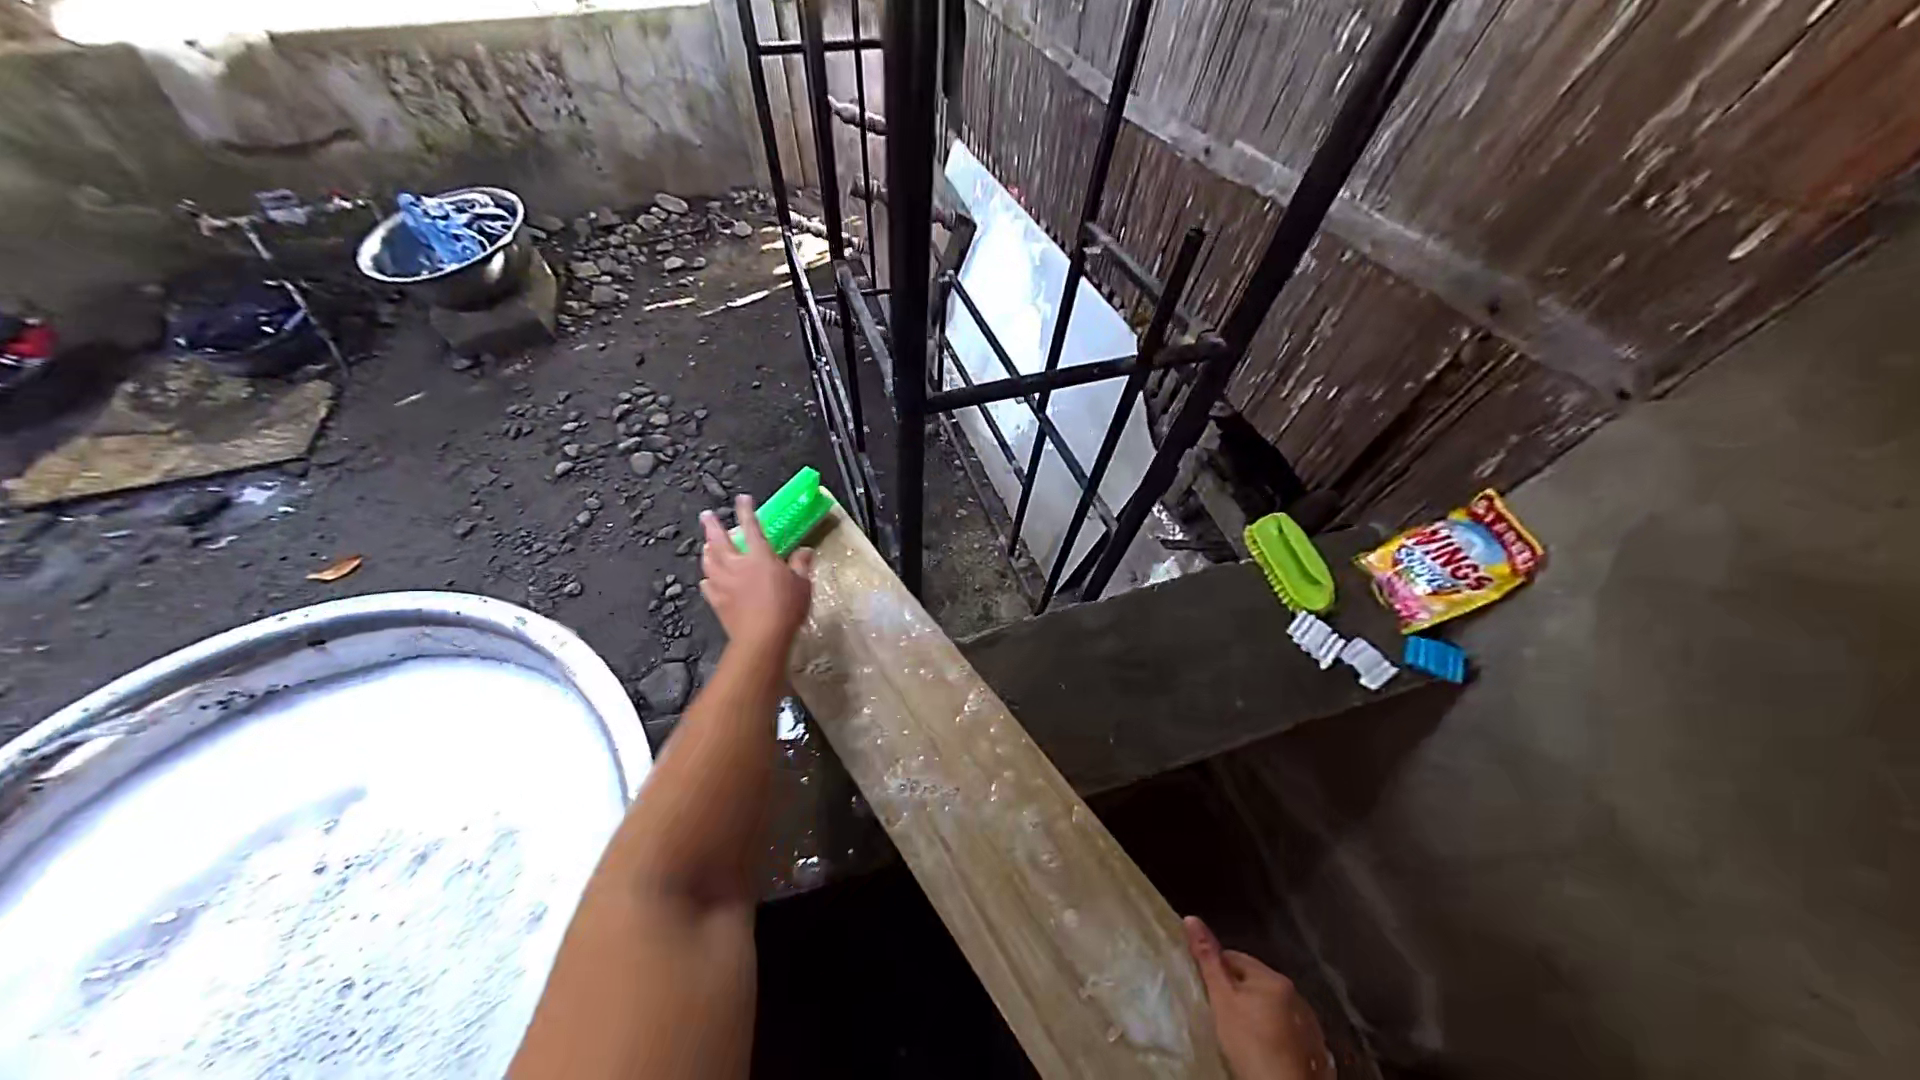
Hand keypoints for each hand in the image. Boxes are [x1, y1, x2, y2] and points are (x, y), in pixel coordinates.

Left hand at [699, 495, 813, 654]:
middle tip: (706, 515)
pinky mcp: (717, 601)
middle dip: (712, 525)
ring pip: (709, 561)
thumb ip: (801, 565)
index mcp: (760, 556)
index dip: (746, 511)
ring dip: (707, 550)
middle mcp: (737, 565)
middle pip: (720, 540)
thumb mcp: (802, 584)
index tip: (742, 499)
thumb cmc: (787, 608)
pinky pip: (708, 585)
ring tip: (706, 544)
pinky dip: (708, 578)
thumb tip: (805, 551)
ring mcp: (723, 583)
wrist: (762, 638)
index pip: (751, 527)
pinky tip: (709, 578)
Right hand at [1184, 916, 1330, 1079]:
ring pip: (1274, 1009)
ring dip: (1259, 1015)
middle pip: (1257, 983)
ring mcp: (1310, 1026)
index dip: (1217, 971)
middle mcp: (1297, 996)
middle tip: (1222, 1015)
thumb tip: (1191, 918)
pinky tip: (1266, 1052)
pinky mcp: (1316, 1053)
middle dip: (1239, 993)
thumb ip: (1208, 959)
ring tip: (1242, 1036)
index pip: (1236, 958)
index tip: (1207, 991)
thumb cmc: (1249, 1043)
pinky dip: (1276, 1037)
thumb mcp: (1222, 1000)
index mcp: (1273, 978)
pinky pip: (1288, 1033)